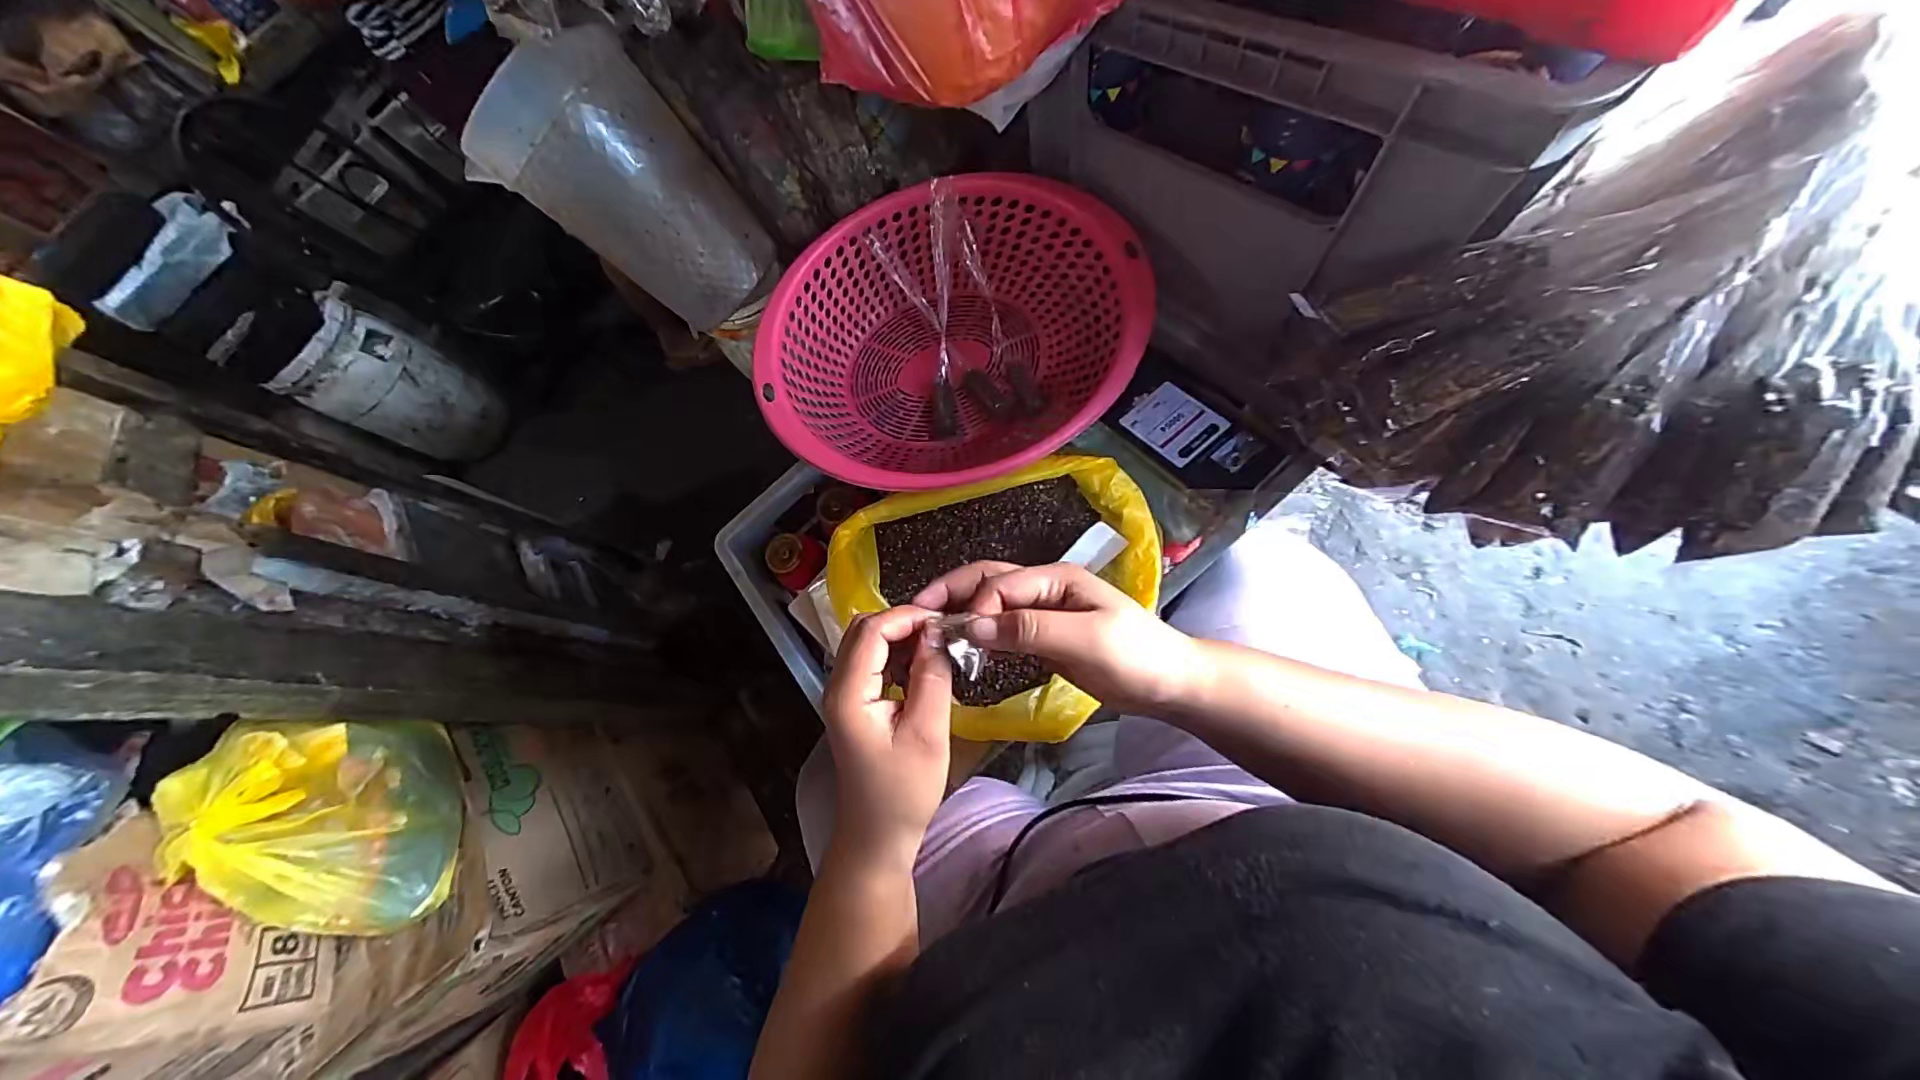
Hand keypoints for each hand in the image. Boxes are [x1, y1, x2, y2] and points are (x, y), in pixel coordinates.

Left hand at [821, 605, 952, 869]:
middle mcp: (837, 687)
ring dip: (901, 638)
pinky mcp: (853, 703)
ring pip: (867, 643)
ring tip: (937, 649)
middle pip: (863, 630)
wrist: (876, 835)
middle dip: (903, 623)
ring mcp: (842, 694)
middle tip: (942, 634)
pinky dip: (897, 655)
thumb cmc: (903, 792)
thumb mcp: (928, 733)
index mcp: (849, 694)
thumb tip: (937, 634)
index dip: (907, 618)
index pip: (871, 631)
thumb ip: (932, 677)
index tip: (944, 623)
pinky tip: (922, 668)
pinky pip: (872, 662)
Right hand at [913, 562, 1204, 714]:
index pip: (1000, 584)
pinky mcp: (1044, 636)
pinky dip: (981, 634)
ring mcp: (1043, 611)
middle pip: (988, 581)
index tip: (959, 637)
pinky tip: (963, 646)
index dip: (975, 606)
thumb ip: (1030, 629)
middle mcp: (1044, 588)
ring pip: (992, 604)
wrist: (1170, 682)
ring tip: (932, 630)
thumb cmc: (1135, 655)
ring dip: (963, 612)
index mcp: (1055, 578)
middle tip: (917, 613)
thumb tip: (974, 626)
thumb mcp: (1087, 640)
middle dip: (952, 593)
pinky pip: (1004, 628)